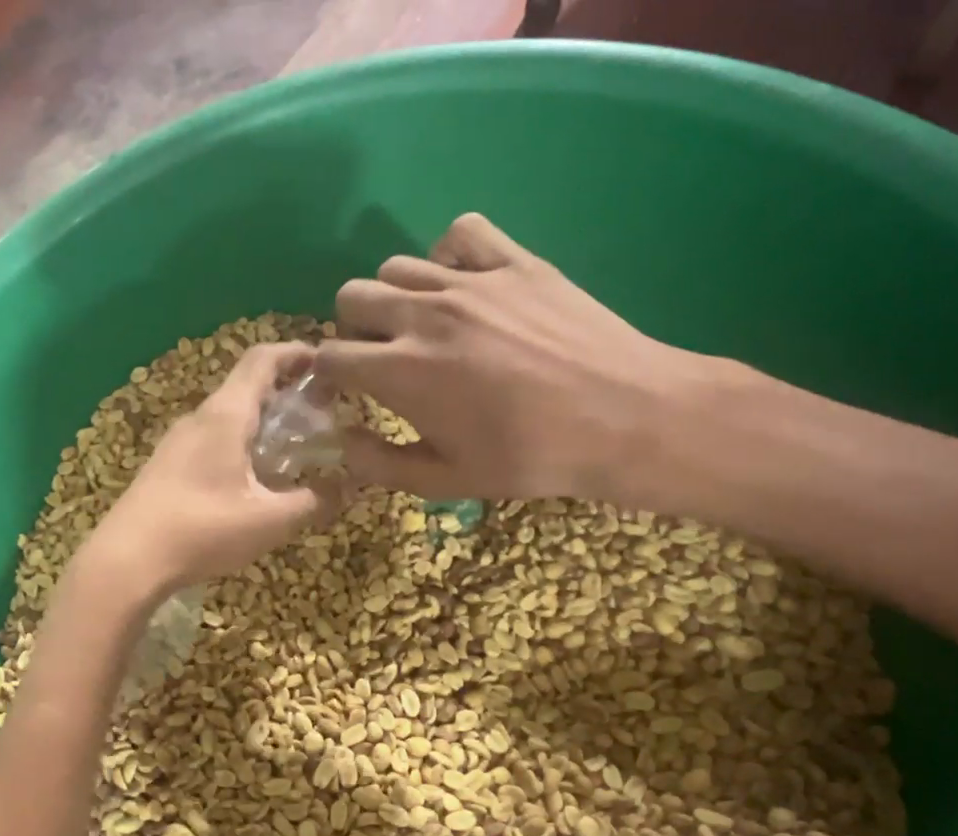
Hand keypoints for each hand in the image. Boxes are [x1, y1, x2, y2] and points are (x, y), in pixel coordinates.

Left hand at [80, 343, 332, 594]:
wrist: (126, 559)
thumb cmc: (201, 531)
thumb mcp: (268, 521)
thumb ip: (313, 501)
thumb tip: (347, 488)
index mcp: (225, 415)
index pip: (262, 359)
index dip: (297, 353)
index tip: (330, 363)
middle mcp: (199, 418)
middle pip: (246, 386)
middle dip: (287, 392)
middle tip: (325, 413)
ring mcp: (178, 442)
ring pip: (228, 416)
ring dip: (263, 421)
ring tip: (296, 448)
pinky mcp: (166, 466)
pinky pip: (211, 440)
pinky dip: (241, 443)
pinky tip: (254, 478)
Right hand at [319, 213, 748, 502]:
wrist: (628, 418)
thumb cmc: (532, 458)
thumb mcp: (447, 480)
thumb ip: (379, 463)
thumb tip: (339, 443)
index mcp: (402, 372)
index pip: (329, 355)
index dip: (329, 375)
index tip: (347, 389)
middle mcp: (424, 316)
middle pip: (351, 298)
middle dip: (353, 329)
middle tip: (382, 355)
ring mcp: (471, 282)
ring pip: (396, 266)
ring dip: (395, 297)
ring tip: (424, 323)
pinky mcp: (515, 261)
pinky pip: (460, 233)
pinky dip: (448, 255)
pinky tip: (464, 284)